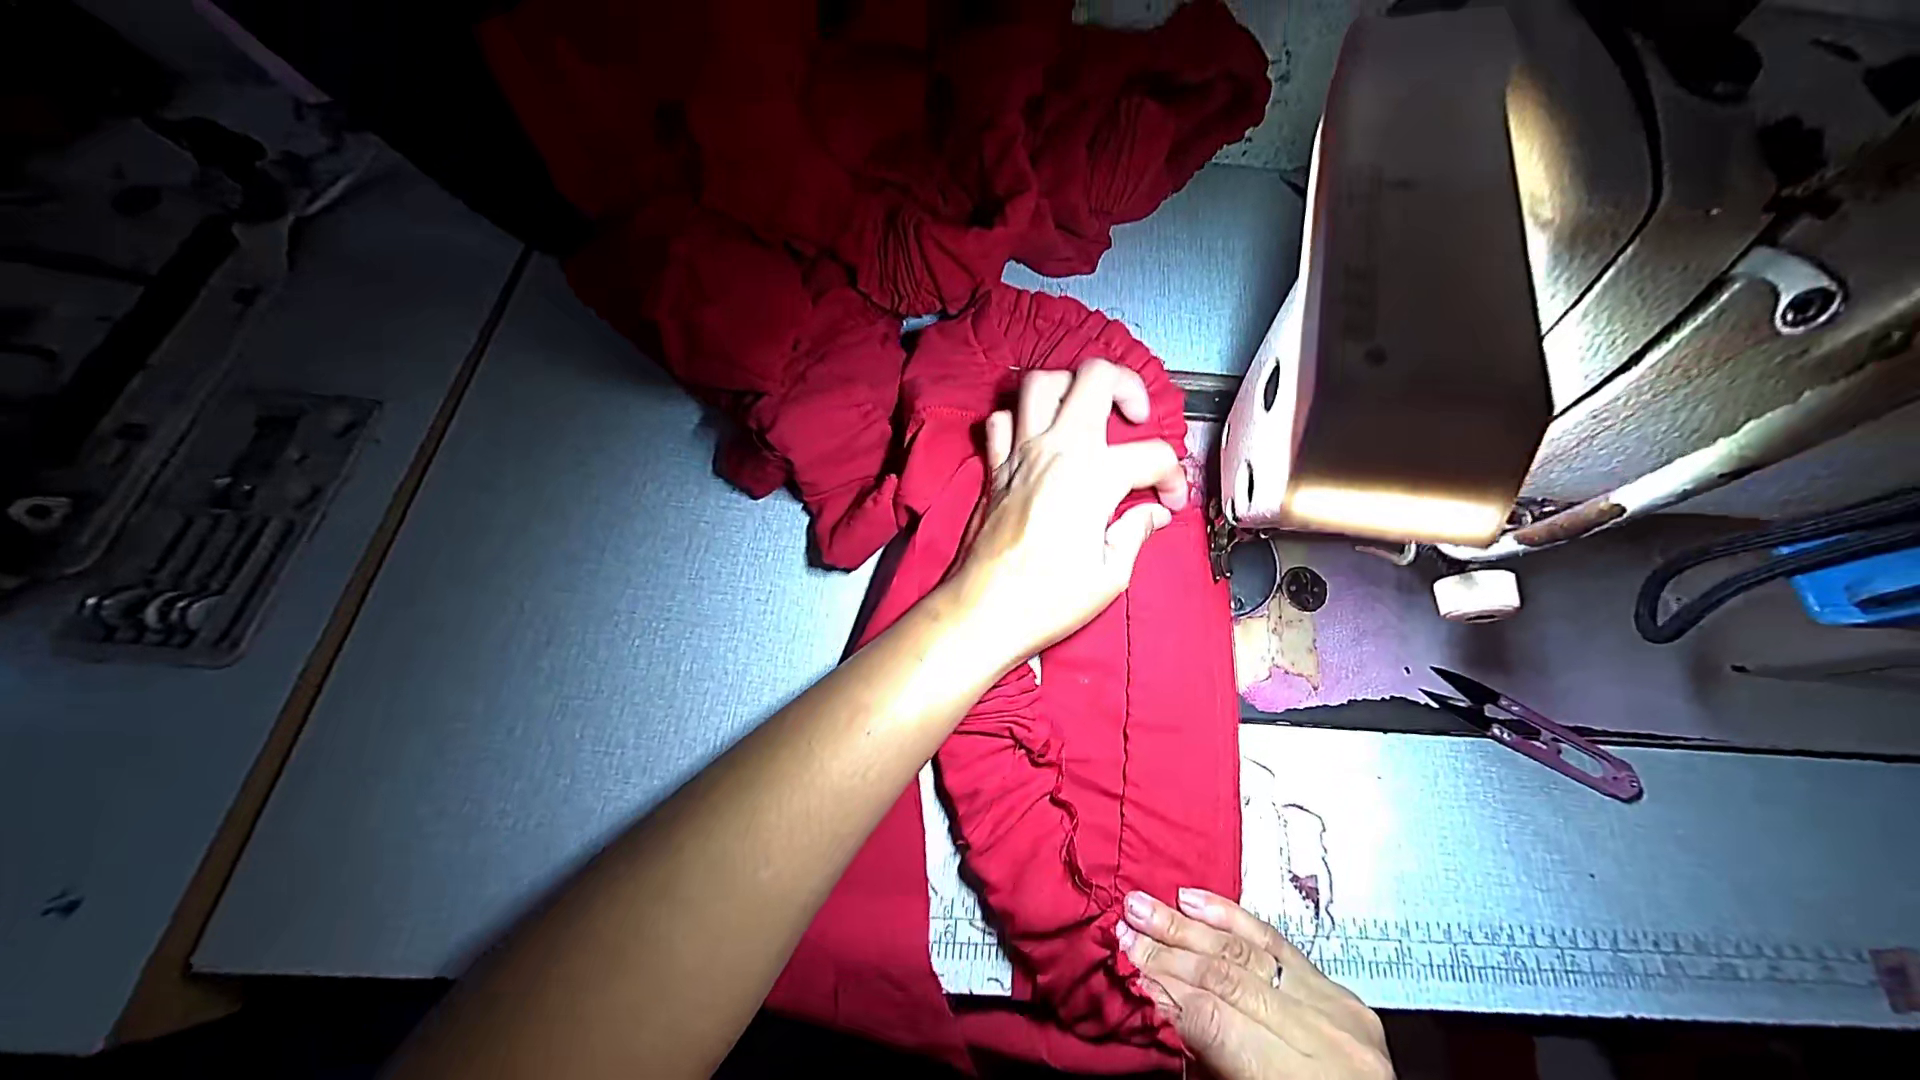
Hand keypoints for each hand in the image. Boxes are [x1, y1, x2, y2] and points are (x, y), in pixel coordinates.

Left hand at [944, 358, 1188, 667]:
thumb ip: (1135, 533)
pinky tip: (1036, 434)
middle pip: (1097, 377)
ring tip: (1086, 407)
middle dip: (1128, 385)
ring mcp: (1021, 455)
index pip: (1152, 454)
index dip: (1172, 476)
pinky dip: (1019, 416)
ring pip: (1042, 382)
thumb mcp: (1110, 576)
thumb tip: (1150, 516)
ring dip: (1070, 385)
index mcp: (1094, 477)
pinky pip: (1001, 419)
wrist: (984, 610)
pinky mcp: (995, 469)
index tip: (1168, 498)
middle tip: (1136, 415)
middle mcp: (1056, 453)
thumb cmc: (1040, 600)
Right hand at [1117, 890, 1393, 1079]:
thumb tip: (1153, 994)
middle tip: (1125, 929)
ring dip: (1186, 926)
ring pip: (1245, 951)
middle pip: (1227, 978)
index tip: (1127, 964)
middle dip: (1167, 952)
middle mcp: (1325, 1041)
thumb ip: (1205, 1052)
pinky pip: (1278, 942)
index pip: (1215, 1019)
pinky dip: (1232, 917)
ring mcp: (1338, 1011)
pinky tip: (1193, 898)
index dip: (1166, 988)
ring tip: (1142, 905)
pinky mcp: (1340, 993)